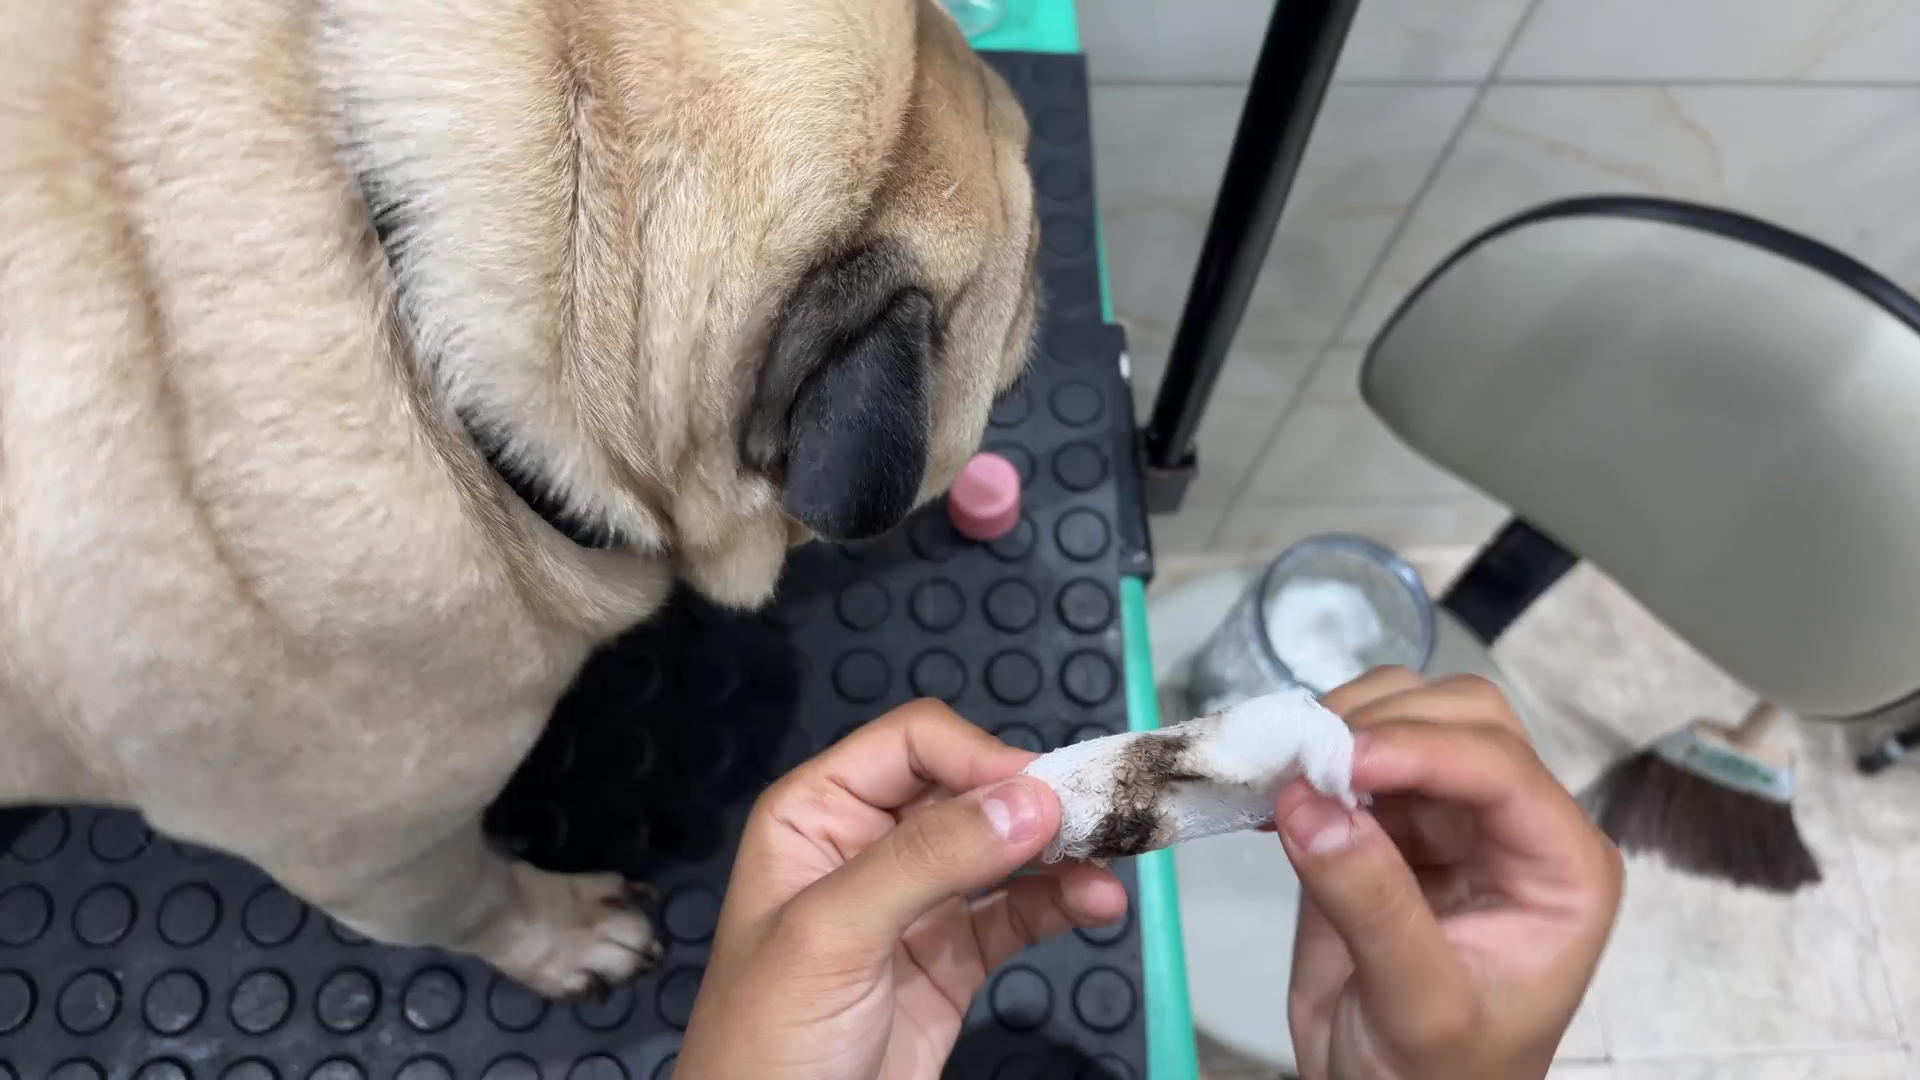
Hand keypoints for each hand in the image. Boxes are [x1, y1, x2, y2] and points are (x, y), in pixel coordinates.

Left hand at [675, 699, 1128, 1079]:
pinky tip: (1097, 901)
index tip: (1039, 790)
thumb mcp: (832, 934)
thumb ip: (927, 859)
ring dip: (1055, 846)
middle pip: (964, 787)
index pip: (912, 745)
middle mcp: (870, 839)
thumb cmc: (771, 1036)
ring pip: (997, 846)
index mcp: (821, 809)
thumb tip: (1031, 799)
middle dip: (1028, 798)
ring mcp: (916, 897)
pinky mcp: (952, 954)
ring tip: (1111, 854)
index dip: (976, 755)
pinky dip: (1058, 901)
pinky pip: (1013, 911)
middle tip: (1094, 815)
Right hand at [1278, 669, 1623, 1079]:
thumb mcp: (1419, 1010)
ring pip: (1401, 708)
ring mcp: (1440, 810)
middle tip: (1305, 764)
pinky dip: (1305, 746)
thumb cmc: (1432, 1075)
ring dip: (1338, 721)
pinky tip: (1275, 789)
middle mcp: (1506, 821)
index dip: (1419, 748)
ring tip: (1288, 774)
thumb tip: (1307, 802)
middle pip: (1461, 711)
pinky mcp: (1377, 810)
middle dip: (1381, 721)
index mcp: (1556, 867)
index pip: (1500, 767)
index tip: (1333, 763)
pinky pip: (1345, 743)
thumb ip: (1374, 907)